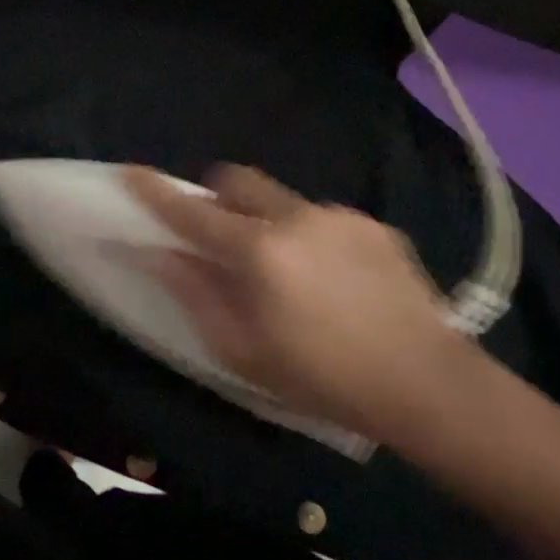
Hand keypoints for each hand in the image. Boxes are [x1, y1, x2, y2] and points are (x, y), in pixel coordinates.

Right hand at [125, 163, 467, 437]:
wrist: (429, 386)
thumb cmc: (322, 377)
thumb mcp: (242, 351)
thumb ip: (196, 294)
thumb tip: (159, 256)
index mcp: (258, 251)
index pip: (192, 212)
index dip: (155, 192)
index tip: (130, 173)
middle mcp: (296, 218)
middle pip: (238, 181)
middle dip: (217, 198)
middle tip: (218, 236)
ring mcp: (340, 218)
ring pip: (282, 201)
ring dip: (268, 222)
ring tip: (288, 273)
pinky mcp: (376, 227)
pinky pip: (323, 219)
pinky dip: (310, 238)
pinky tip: (332, 282)